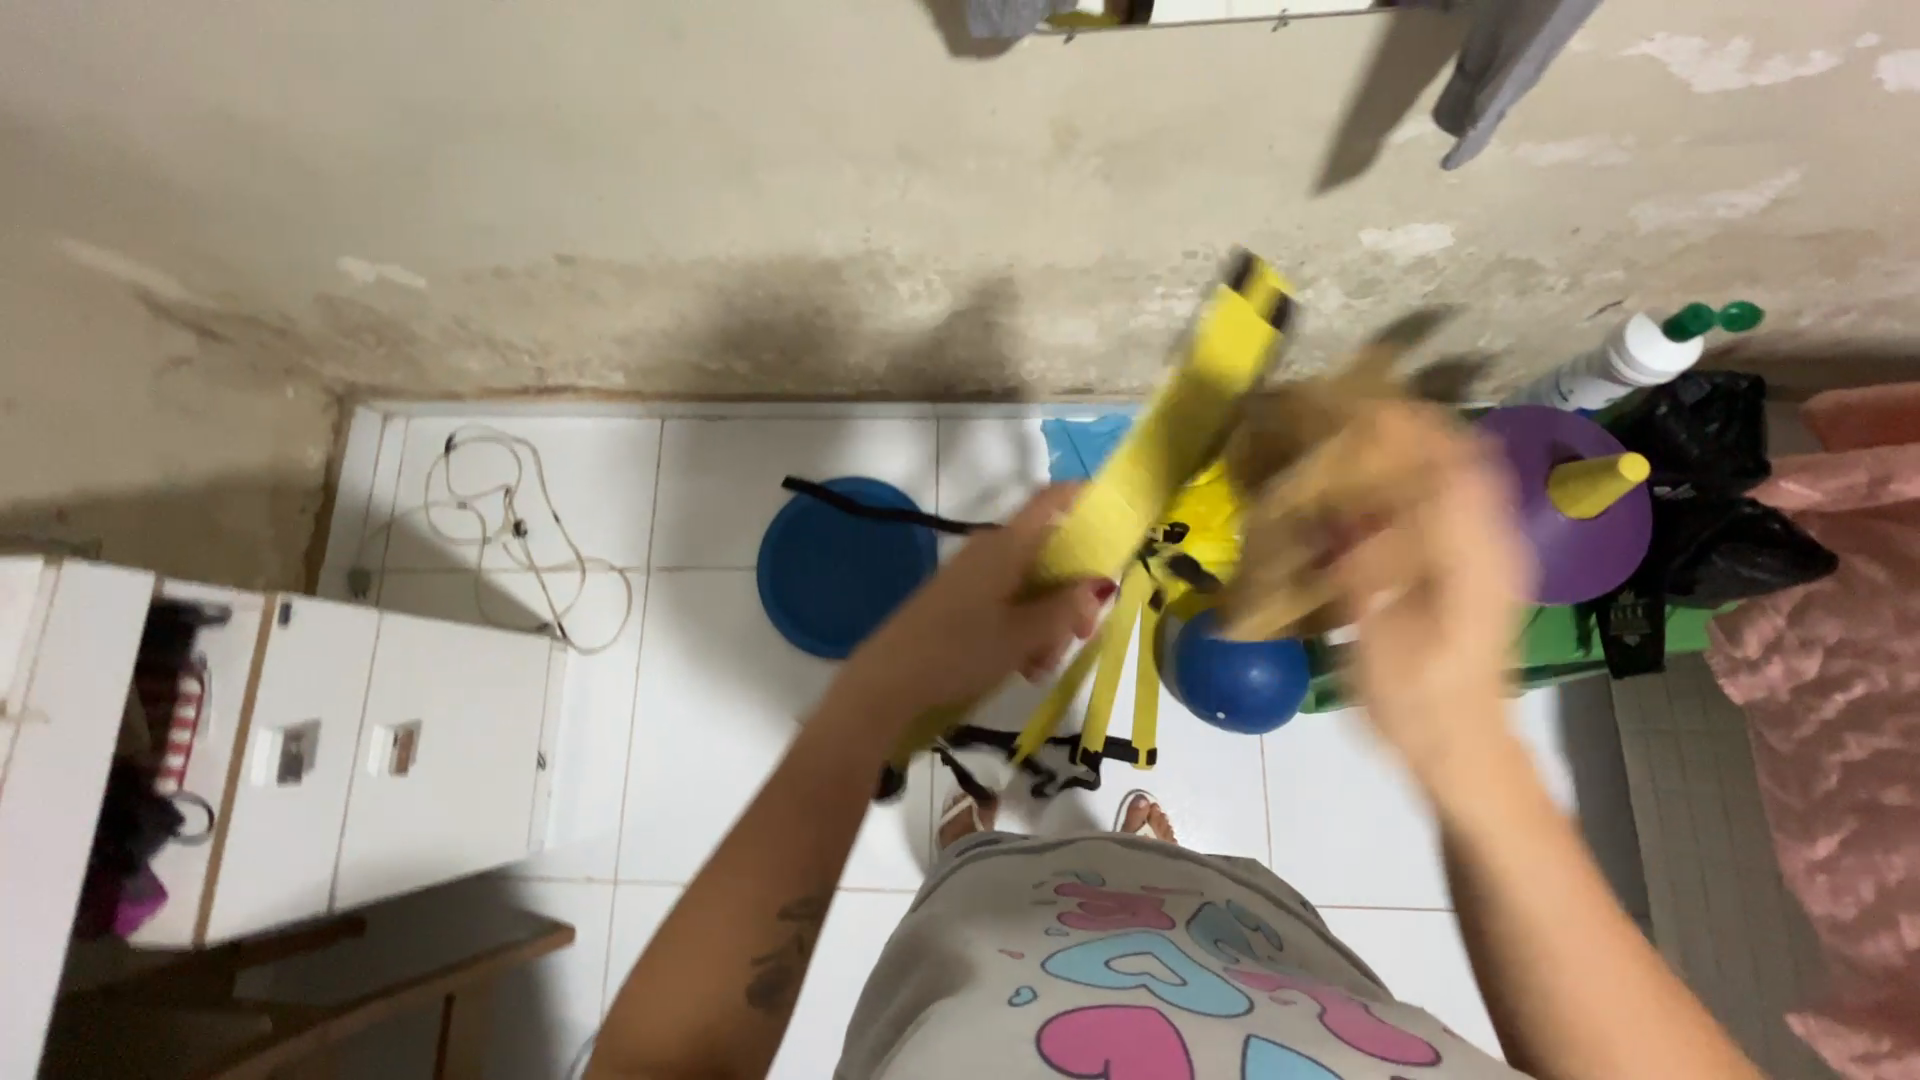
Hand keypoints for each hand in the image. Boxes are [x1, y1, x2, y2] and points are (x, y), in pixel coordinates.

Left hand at [832, 486, 1110, 721]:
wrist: (887, 682)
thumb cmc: (960, 650)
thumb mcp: (1024, 635)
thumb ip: (1067, 608)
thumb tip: (1100, 584)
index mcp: (1008, 545)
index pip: (1053, 500)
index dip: (1087, 499)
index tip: (1117, 523)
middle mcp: (991, 550)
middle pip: (1050, 554)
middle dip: (1073, 594)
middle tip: (1082, 635)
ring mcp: (973, 576)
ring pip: (1032, 586)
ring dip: (1048, 623)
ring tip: (1039, 665)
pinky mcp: (961, 601)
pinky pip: (1008, 604)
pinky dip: (1023, 631)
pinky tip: (1021, 667)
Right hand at [1329, 405, 1534, 785]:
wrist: (1465, 749)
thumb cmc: (1419, 704)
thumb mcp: (1381, 645)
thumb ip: (1364, 575)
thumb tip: (1339, 514)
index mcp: (1471, 559)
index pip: (1451, 466)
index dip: (1406, 428)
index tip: (1354, 406)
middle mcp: (1491, 543)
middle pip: (1464, 457)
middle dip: (1409, 425)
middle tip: (1349, 409)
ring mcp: (1491, 553)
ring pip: (1464, 473)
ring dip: (1415, 445)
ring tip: (1359, 432)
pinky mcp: (1477, 566)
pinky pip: (1454, 500)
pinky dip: (1419, 475)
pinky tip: (1378, 481)